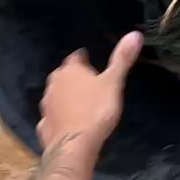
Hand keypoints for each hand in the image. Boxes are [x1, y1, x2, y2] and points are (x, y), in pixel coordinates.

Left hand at [37, 31, 141, 151]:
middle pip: (63, 75)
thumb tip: (135, 34)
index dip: (85, 58)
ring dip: (65, 96)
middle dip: (73, 76)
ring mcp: (46, 105)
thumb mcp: (113, 83)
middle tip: (88, 82)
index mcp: (71, 71)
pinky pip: (51, 116)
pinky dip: (58, 116)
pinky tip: (65, 122)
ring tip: (79, 101)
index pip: (76, 57)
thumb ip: (122, 60)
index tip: (92, 61)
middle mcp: (54, 84)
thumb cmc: (96, 111)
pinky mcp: (44, 125)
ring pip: (55, 95)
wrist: (74, 146)